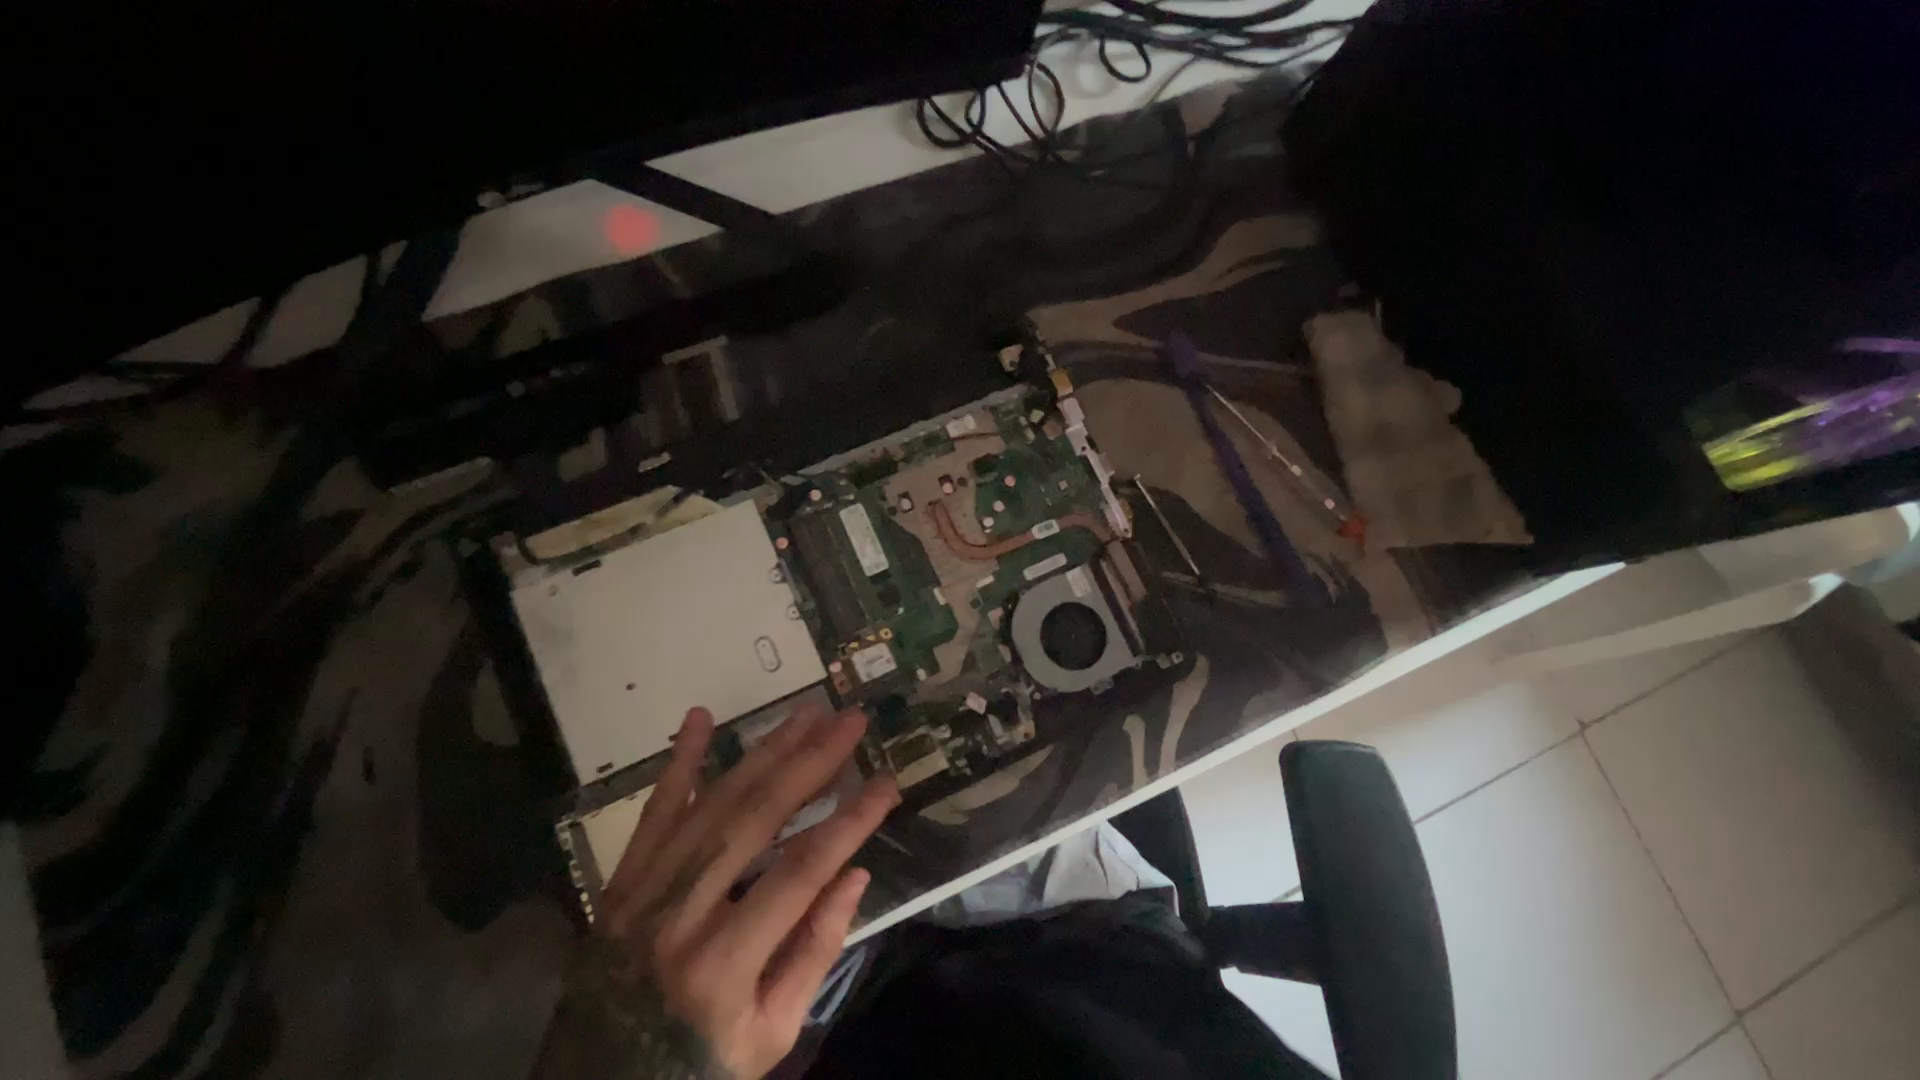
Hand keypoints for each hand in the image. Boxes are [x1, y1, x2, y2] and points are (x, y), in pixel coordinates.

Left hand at [531, 704, 898, 1079]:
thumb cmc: (701, 1062)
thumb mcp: (771, 1033)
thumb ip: (813, 953)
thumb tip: (854, 874)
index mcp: (723, 964)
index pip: (798, 875)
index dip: (848, 824)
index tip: (888, 784)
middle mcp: (680, 915)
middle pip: (755, 821)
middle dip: (810, 764)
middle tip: (851, 721)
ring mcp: (644, 892)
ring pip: (712, 805)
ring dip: (763, 752)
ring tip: (806, 712)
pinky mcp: (622, 881)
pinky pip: (653, 812)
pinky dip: (678, 763)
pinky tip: (699, 717)